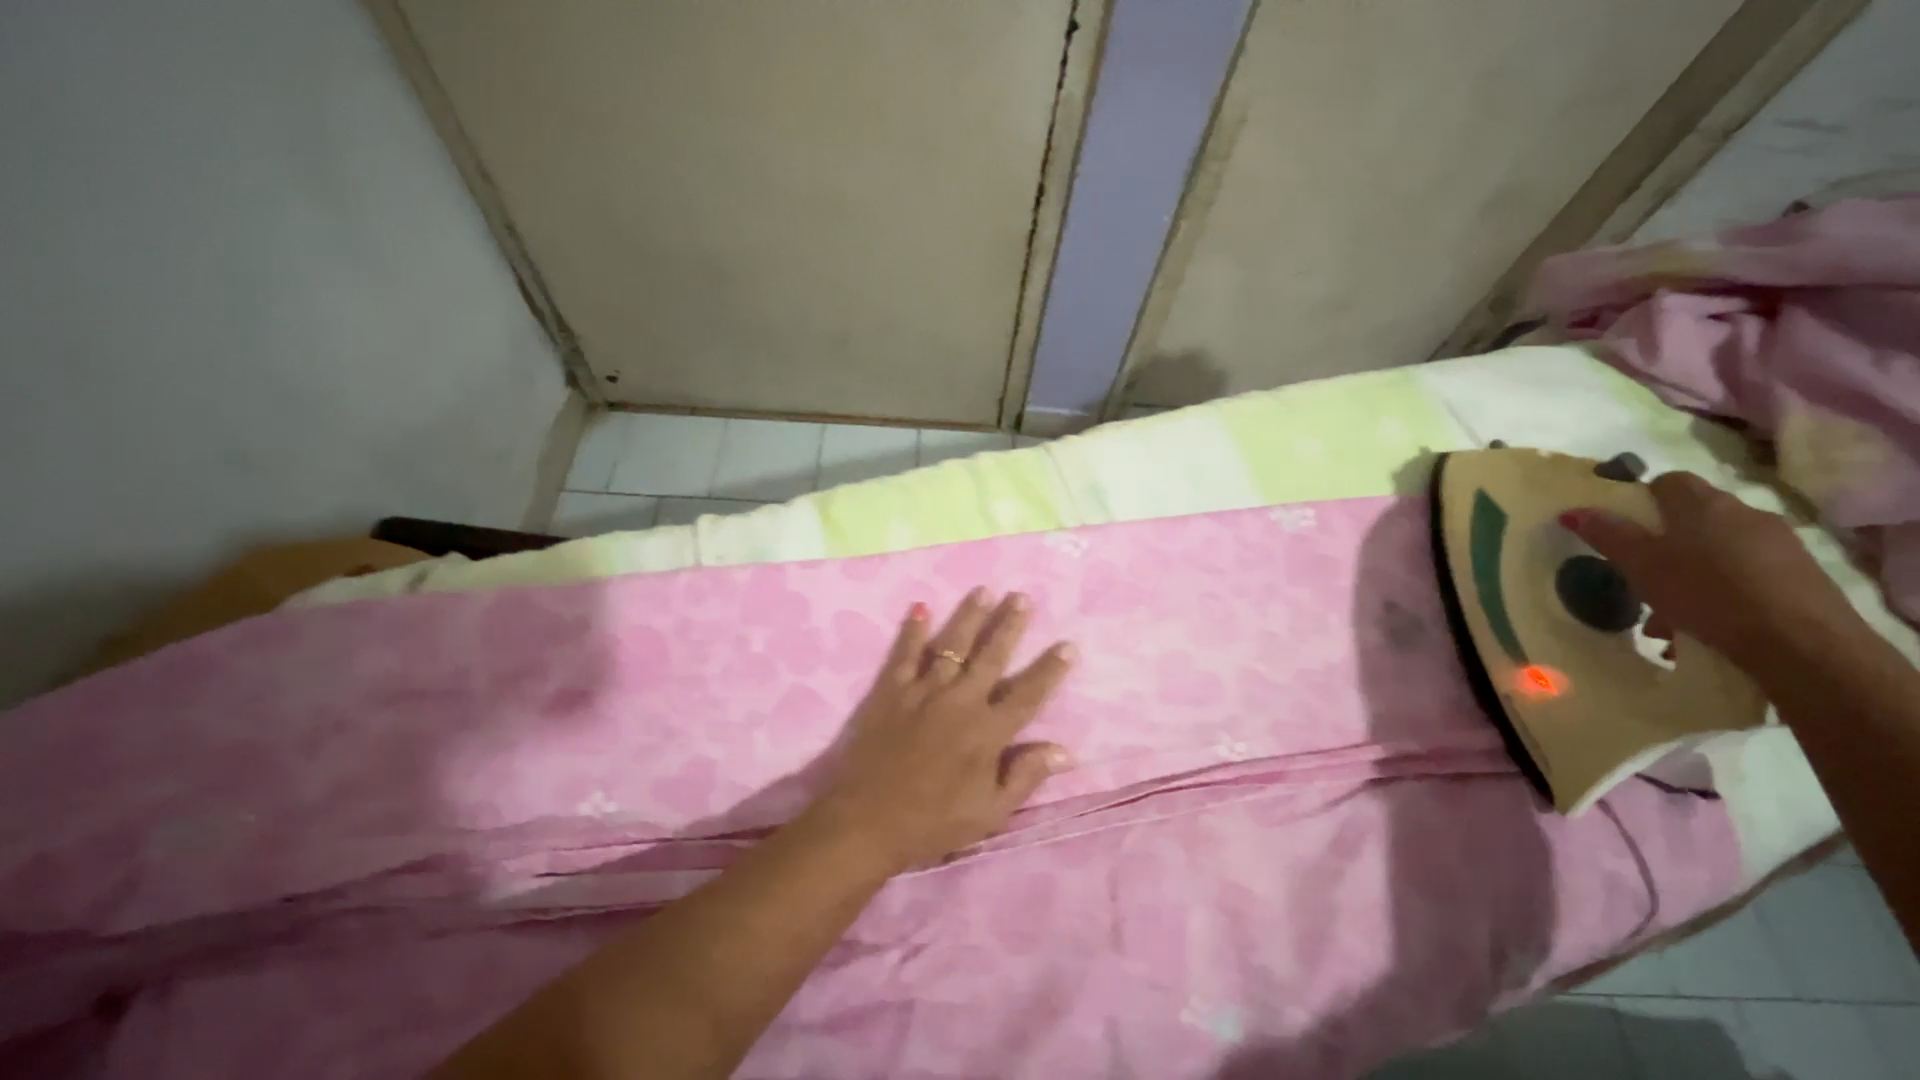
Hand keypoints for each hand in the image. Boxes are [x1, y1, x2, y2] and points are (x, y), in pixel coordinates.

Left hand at [798, 588, 1076, 875]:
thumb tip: (1064, 751)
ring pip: (951, 645)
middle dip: (1009, 625)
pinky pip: (904, 653)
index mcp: (988, 732)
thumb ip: (1025, 777)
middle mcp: (960, 701)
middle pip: (990, 656)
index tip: (1067, 645)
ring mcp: (922, 692)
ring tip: (983, 591)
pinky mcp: (889, 691)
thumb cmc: (932, 823)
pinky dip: (912, 629)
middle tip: (1022, 597)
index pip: (1028, 693)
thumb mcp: (989, 813)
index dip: (1049, 670)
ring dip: (969, 616)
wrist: (864, 820)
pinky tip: (920, 608)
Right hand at [1561, 470, 1858, 669]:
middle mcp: (1745, 514)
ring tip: (1668, 620)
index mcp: (1704, 505)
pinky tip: (1705, 630)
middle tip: (1640, 581)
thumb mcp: (1643, 566)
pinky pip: (1745, 579)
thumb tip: (1574, 510)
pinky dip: (1721, 597)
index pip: (1668, 482)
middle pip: (1693, 521)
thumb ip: (1609, 535)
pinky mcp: (1801, 577)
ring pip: (1718, 554)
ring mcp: (1779, 545)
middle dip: (1664, 548)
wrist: (1801, 643)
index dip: (1643, 499)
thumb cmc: (1709, 594)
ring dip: (1690, 578)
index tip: (1624, 528)